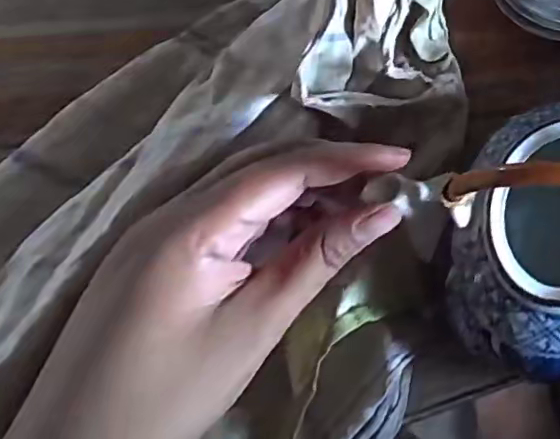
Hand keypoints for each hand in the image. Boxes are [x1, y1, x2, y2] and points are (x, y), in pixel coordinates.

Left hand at [7, 142, 410, 438]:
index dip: (349, 158)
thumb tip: (388, 210)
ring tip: (354, 202)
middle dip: (330, 163)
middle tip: (385, 174)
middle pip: (266, 162)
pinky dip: (273, 209)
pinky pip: (227, 208)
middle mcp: (172, 209)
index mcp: (192, 225)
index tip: (402, 159)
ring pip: (247, 181)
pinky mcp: (156, 249)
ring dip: (304, 185)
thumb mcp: (256, 326)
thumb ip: (321, 257)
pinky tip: (303, 227)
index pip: (286, 167)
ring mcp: (158, 227)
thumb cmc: (165, 401)